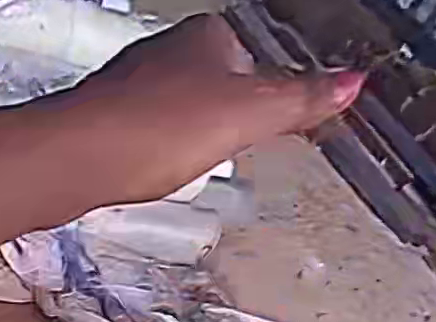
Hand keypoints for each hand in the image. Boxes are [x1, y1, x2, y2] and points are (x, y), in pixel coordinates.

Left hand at [62, 14, 363, 202]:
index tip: (256, 128)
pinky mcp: (97, 118)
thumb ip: (298, 102)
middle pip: (207, 81)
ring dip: (178, 133)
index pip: (249, 58)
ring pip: (167, 106)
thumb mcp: (246, 117)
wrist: (80, 157)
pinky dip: (146, 149)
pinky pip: (135, 131)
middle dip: (216, 115)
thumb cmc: (163, 130)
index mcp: (208, 36)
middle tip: (220, 151)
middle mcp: (163, 50)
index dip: (258, 96)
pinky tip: (143, 170)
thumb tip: (355, 83)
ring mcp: (126, 83)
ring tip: (180, 165)